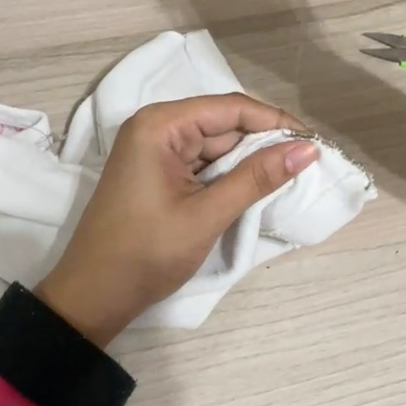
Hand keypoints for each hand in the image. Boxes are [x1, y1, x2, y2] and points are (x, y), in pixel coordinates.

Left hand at [34, 95, 318, 345]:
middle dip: (264, 141)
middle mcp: (156, 127)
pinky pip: (202, 162)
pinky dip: (229, 174)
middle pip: (224, 123)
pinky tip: (257, 185)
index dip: (274, 122)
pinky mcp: (157, 172)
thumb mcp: (207, 215)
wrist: (91, 298)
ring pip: (216, 144)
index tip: (314, 141)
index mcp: (160, 125)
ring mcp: (154, 150)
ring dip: (249, 159)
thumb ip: (257, 178)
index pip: (230, 108)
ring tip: (291, 173)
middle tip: (308, 161)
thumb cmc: (145, 254)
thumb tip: (307, 149)